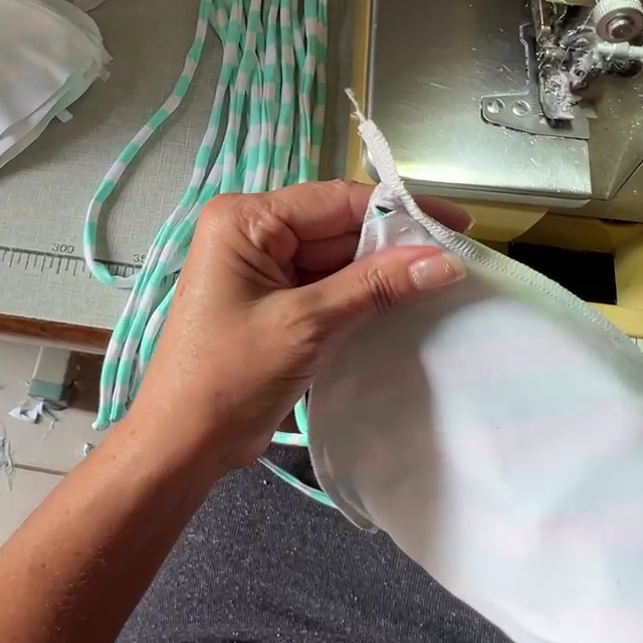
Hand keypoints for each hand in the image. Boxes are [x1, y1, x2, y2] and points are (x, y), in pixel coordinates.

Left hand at [125, 180, 470, 469]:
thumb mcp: (306, 324)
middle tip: (459, 256)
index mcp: (244, 220)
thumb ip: (374, 286)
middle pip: (337, 227)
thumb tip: (444, 260)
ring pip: (336, 258)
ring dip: (383, 271)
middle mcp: (252, 233)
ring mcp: (262, 269)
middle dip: (394, 243)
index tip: (458, 221)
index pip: (333, 200)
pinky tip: (407, 302)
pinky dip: (363, 295)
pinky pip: (326, 286)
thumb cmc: (230, 375)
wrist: (183, 442)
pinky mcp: (274, 302)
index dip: (398, 209)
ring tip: (446, 279)